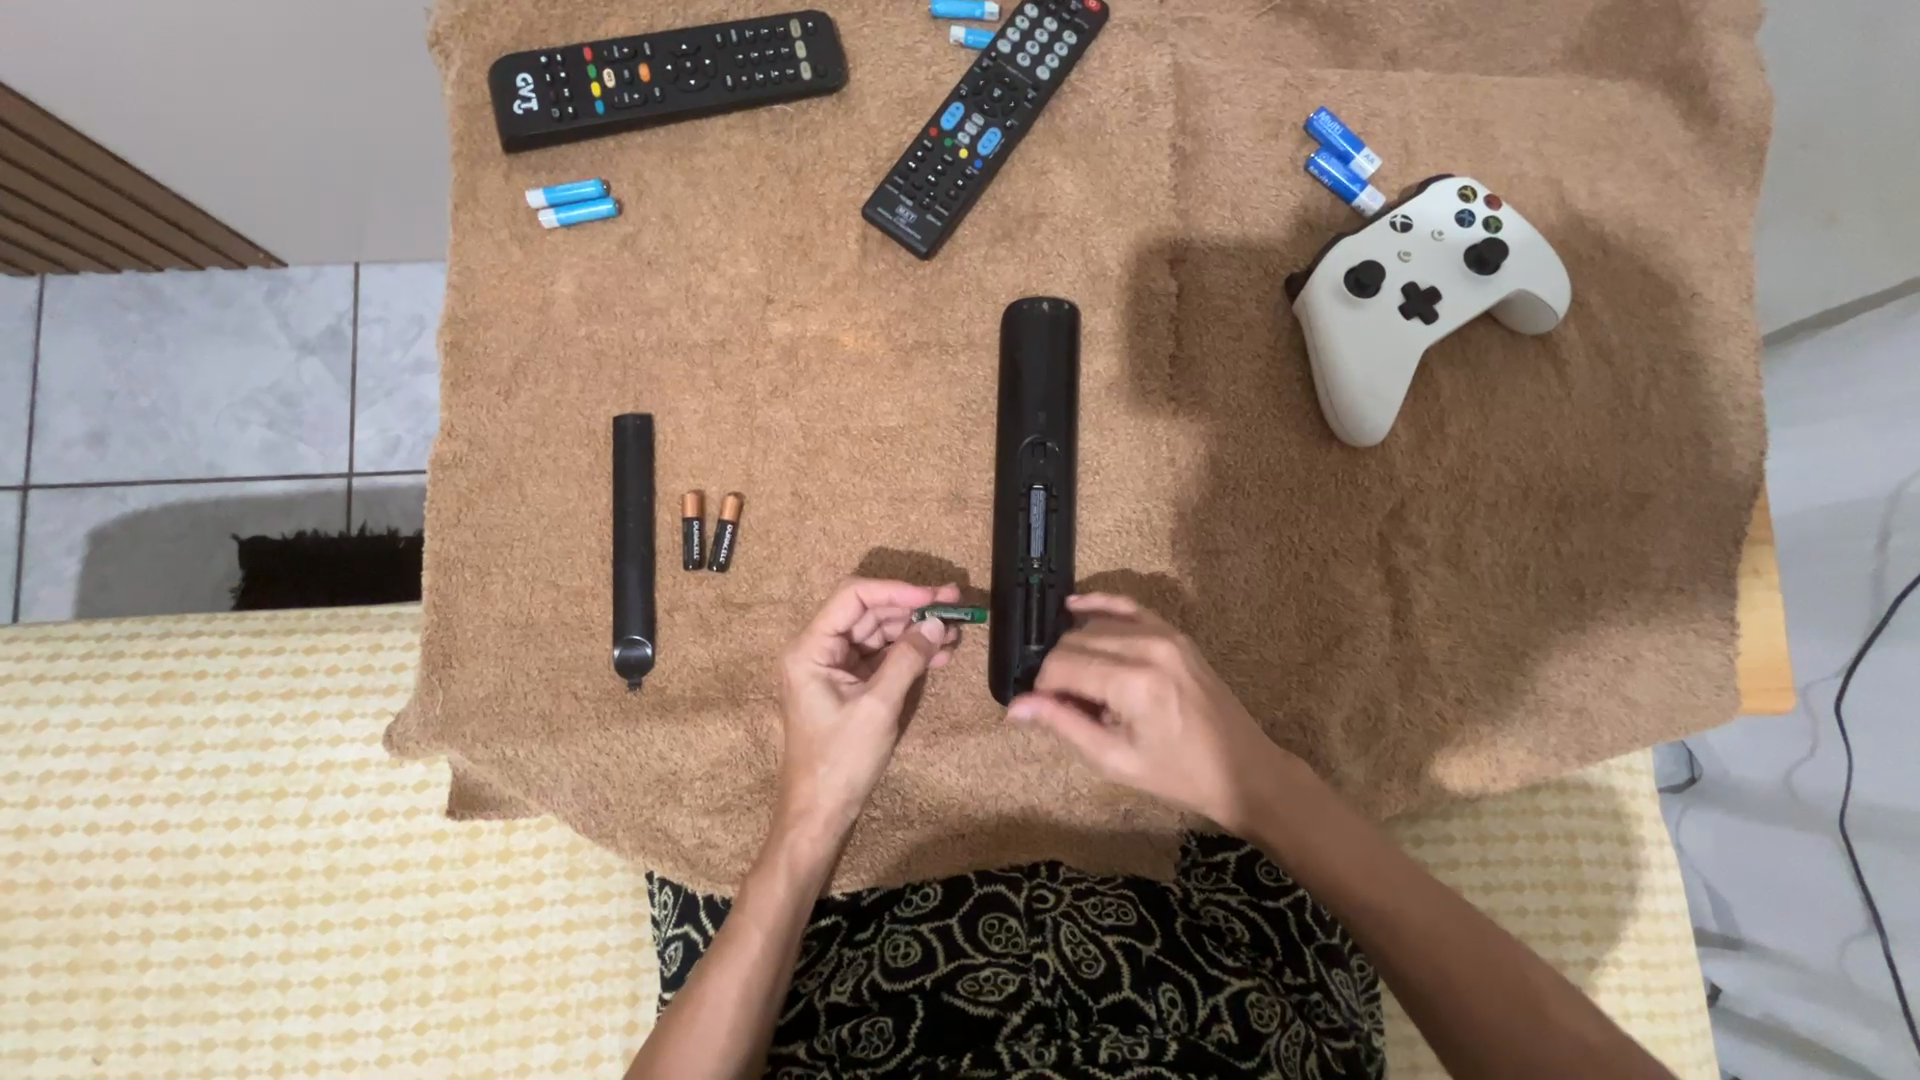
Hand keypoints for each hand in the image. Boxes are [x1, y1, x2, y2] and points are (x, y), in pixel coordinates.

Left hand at [775, 578, 962, 841]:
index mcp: (811, 648)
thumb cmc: (840, 762)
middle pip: (869, 612)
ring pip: (880, 633)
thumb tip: (937, 625)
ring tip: (956, 629)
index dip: (895, 591)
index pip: (853, 597)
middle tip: (954, 603)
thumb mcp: (878, 707)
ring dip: (916, 630)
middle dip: (912, 607)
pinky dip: (910, 653)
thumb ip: (907, 660)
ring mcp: (835, 667)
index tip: (932, 597)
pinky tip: (941, 654)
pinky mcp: (850, 685)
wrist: (821, 813)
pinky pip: (882, 657)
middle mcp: (819, 649)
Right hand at [1006, 594, 1296, 832]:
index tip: (1044, 710)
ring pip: (1094, 626)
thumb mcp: (1114, 759)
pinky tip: (1072, 606)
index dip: (1041, 687)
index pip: (1061, 666)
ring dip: (1074, 649)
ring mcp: (1164, 634)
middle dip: (1056, 669)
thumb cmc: (1176, 773)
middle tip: (1062, 703)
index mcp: (1133, 684)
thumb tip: (1015, 706)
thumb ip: (1063, 724)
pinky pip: (1127, 606)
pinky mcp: (1174, 632)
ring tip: (1080, 685)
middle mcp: (1147, 648)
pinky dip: (1098, 605)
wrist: (1241, 768)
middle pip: (1073, 643)